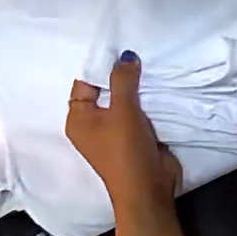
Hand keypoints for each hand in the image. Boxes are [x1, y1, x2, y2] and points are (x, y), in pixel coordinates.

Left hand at [67, 52, 181, 209]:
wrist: (148, 189)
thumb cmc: (125, 149)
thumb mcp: (123, 110)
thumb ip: (123, 79)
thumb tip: (126, 56)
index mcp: (78, 119)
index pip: (84, 83)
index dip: (100, 65)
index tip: (119, 47)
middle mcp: (93, 124)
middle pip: (105, 91)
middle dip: (120, 75)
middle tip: (138, 52)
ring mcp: (114, 132)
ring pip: (124, 101)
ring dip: (136, 88)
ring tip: (150, 64)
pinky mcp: (134, 137)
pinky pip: (138, 113)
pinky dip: (146, 102)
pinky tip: (158, 85)